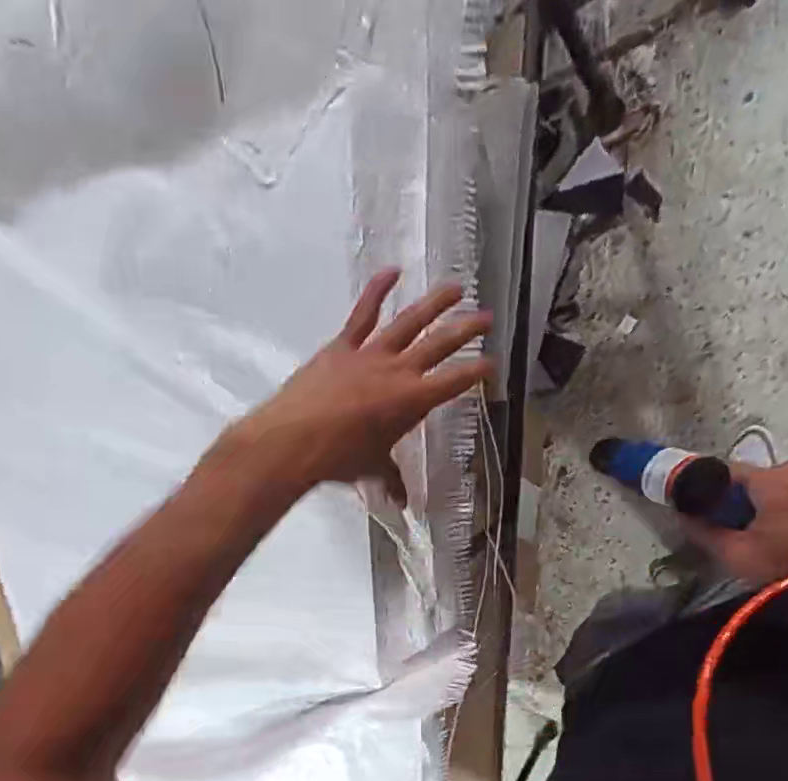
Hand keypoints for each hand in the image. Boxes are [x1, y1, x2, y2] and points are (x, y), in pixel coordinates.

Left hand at [231, 270, 492, 498]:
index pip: (455, 382)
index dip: (477, 372)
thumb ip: (392, 479)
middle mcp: (399, 371)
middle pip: (440, 344)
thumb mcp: (373, 469)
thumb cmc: (340, 459)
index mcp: (413, 401)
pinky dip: (377, 291)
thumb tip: (402, 501)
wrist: (294, 440)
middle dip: (467, 329)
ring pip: (409, 322)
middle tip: (487, 317)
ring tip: (455, 287)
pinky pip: (363, 314)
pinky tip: (392, 271)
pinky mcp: (342, 346)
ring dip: (434, 303)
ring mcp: (370, 354)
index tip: (493, 363)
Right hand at [680, 460, 787, 585]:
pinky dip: (780, 509)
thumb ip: (704, 533)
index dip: (705, 490)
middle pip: (749, 479)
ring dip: (758, 506)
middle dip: (733, 501)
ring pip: (771, 487)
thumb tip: (681, 516)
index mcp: (773, 477)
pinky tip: (778, 536)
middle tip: (726, 530)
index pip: (723, 471)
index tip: (696, 510)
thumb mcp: (738, 556)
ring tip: (753, 537)